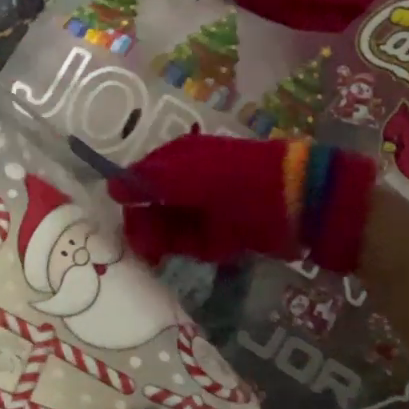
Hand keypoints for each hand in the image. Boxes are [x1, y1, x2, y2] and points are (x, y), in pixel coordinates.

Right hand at [109, 133, 296, 265]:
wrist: (298, 202)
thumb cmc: (236, 180)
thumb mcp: (186, 175)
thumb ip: (147, 181)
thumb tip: (110, 186)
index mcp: (176, 159)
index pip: (138, 180)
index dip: (130, 202)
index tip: (127, 225)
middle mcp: (186, 182)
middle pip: (151, 208)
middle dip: (147, 228)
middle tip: (150, 249)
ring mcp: (205, 208)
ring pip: (169, 229)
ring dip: (171, 241)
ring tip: (190, 245)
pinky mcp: (222, 234)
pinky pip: (195, 244)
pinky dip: (198, 248)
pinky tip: (213, 246)